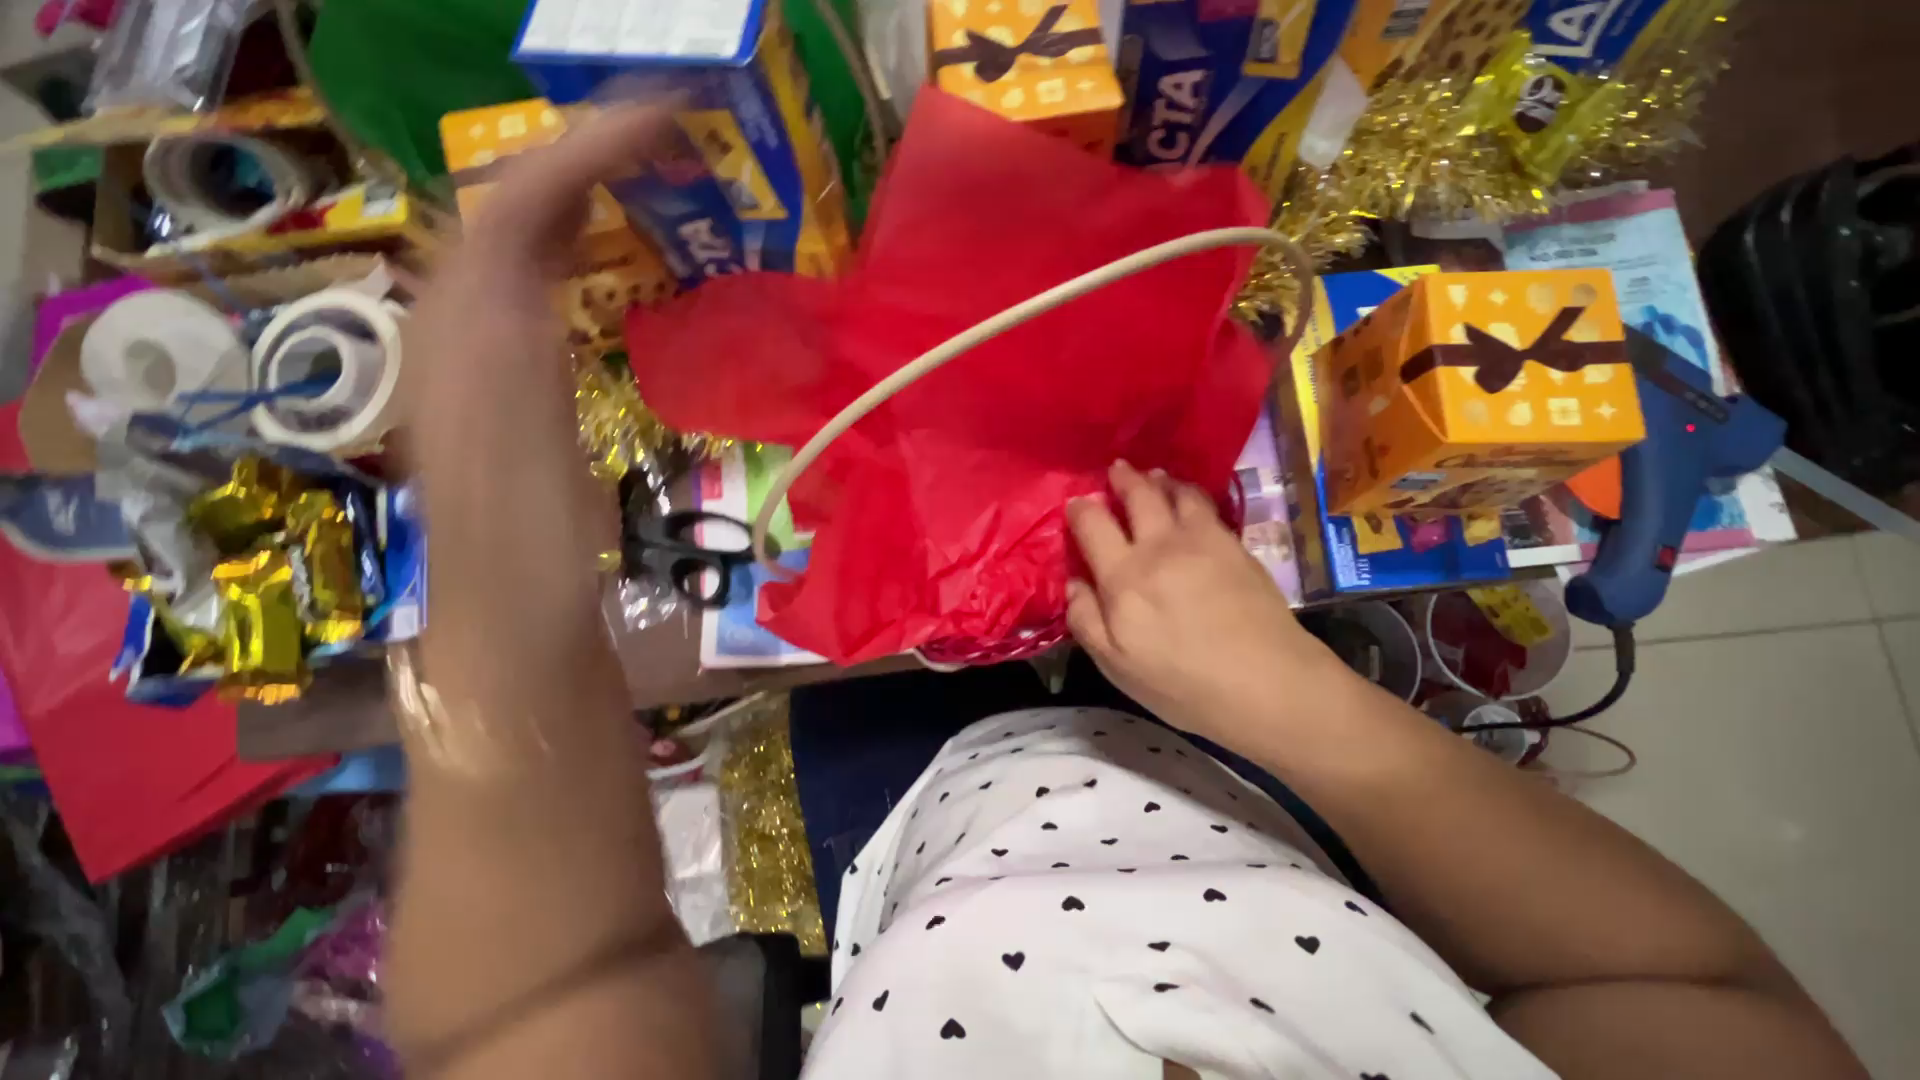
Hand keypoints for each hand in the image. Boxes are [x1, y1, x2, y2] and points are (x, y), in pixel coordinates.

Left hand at [407, 106, 676, 659]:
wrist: (510, 622)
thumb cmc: (530, 553)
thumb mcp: (532, 446)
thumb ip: (520, 335)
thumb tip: (538, 239)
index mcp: (470, 334)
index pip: (515, 203)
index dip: (586, 151)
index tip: (666, 122)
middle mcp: (460, 325)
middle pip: (512, 208)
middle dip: (585, 160)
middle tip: (666, 141)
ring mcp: (479, 354)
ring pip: (521, 243)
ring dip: (580, 199)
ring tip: (645, 180)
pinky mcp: (505, 384)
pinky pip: (533, 287)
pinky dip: (574, 252)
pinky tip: (607, 259)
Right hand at [1066, 461, 1344, 744]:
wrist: (1266, 682)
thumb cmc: (1183, 685)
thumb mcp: (1117, 666)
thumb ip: (1087, 620)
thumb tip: (1074, 582)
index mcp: (1123, 577)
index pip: (1092, 525)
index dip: (1080, 509)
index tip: (1075, 505)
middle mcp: (1159, 546)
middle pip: (1137, 496)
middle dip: (1122, 479)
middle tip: (1116, 471)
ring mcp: (1201, 540)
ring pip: (1175, 492)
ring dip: (1158, 480)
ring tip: (1153, 476)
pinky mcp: (1234, 544)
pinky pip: (1206, 505)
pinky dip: (1190, 493)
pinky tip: (1189, 499)